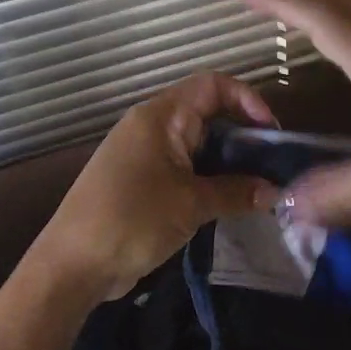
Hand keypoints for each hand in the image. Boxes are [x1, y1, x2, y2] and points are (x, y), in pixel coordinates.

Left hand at [33, 73, 281, 300]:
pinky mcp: (140, 184)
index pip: (212, 85)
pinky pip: (183, 170)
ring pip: (196, 146)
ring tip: (258, 188)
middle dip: (242, 136)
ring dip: (227, 164)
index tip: (272, 133)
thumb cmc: (133, 220)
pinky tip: (229, 204)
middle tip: (272, 166)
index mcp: (160, 117)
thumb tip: (274, 191)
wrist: (75, 264)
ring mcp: (143, 156)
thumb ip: (237, 193)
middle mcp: (150, 128)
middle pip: (206, 114)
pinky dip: (208, 181)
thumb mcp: (192, 205)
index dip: (247, 100)